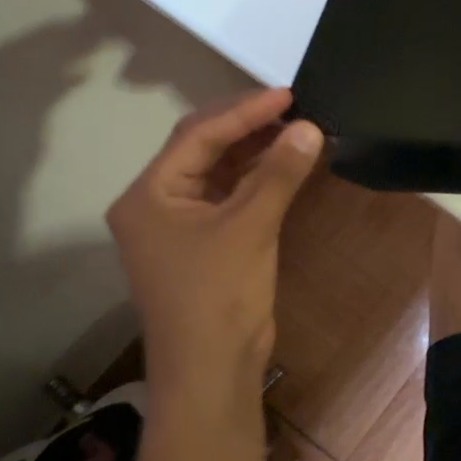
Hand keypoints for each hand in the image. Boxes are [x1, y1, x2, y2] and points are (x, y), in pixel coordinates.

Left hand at [107, 88, 323, 398]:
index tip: (288, 95)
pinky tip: (287, 166)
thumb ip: (278, 174)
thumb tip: (311, 128)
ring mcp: (182, 225)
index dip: (245, 112)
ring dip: (256, 151)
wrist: (211, 366)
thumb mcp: (250, 228)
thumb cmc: (217, 294)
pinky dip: (258, 180)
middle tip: (294, 107)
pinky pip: (231, 197)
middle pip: (202, 148)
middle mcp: (158, 203)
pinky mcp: (207, 243)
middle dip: (247, 126)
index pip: (198, 136)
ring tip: (298, 130)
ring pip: (219, 173)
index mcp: (149, 194)